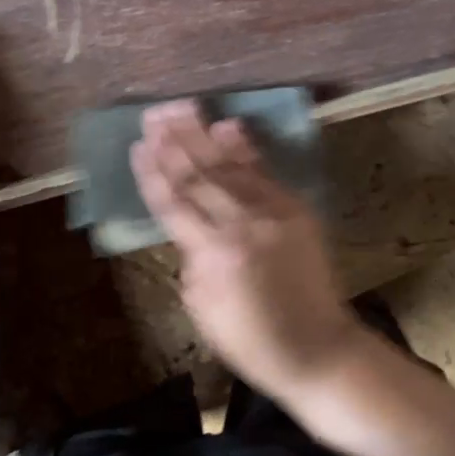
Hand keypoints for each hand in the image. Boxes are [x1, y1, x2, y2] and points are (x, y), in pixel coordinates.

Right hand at [131, 101, 368, 399]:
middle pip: (198, 175)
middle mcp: (239, 225)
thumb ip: (192, 259)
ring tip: (182, 108)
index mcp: (212, 254)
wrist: (317, 347)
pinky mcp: (293, 207)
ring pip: (228, 165)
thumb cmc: (251, 339)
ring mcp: (270, 211)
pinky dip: (243, 146)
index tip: (137, 145)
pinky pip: (262, 170)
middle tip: (154, 113)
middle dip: (173, 142)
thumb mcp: (202, 309)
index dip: (152, 173)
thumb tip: (188, 225)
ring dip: (202, 134)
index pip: (173, 203)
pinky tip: (226, 125)